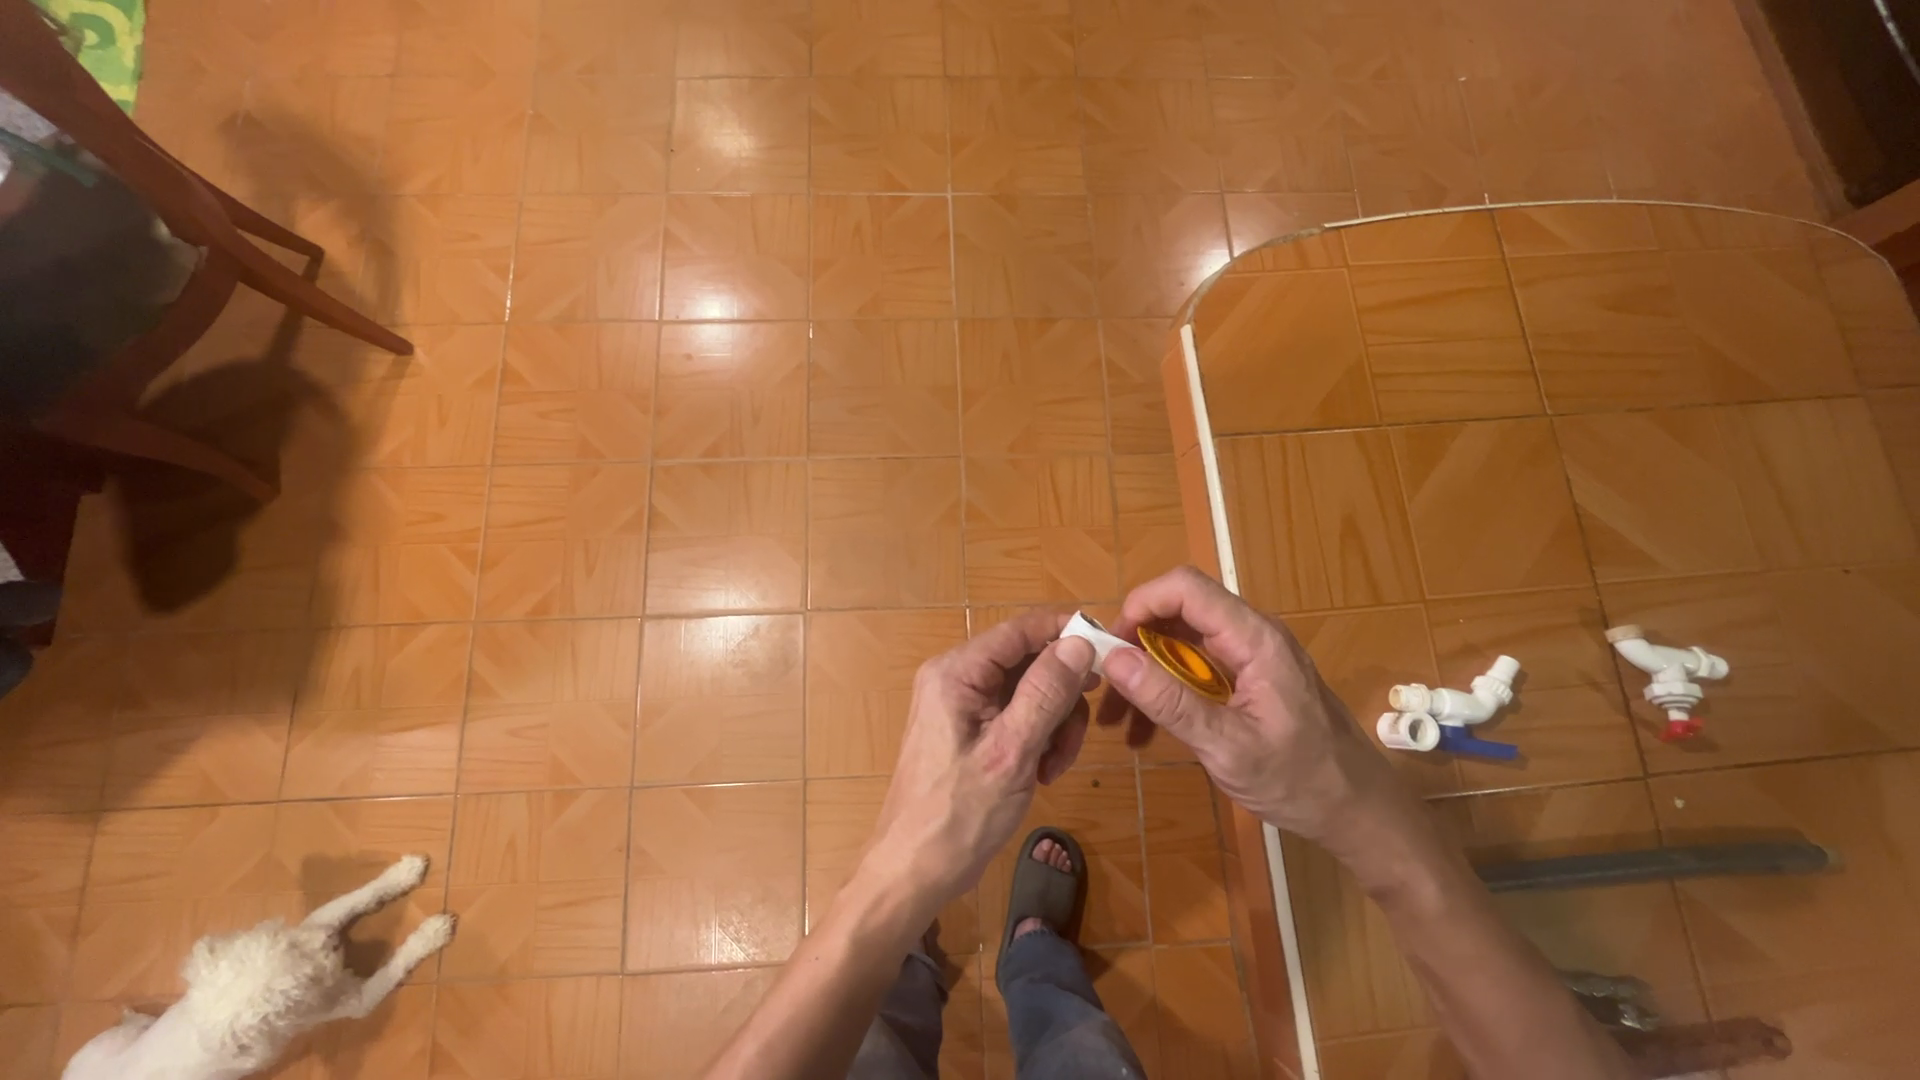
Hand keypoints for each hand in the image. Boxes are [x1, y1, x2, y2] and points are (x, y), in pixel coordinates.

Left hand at [867, 612, 1098, 915]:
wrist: (913, 871)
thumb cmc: (957, 815)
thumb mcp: (1011, 752)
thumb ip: (1046, 693)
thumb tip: (1079, 642)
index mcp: (957, 672)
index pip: (1022, 629)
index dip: (1068, 633)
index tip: (1111, 653)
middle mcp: (956, 677)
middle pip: (1029, 661)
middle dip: (1062, 696)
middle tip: (1077, 738)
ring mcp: (961, 704)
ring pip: (1030, 690)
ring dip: (1054, 723)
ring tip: (1055, 766)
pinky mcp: (969, 730)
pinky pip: (1017, 715)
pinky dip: (1038, 738)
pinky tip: (1041, 773)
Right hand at [1094, 567, 1419, 860]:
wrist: (1360, 812)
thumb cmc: (1301, 781)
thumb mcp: (1227, 747)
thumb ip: (1169, 701)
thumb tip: (1115, 659)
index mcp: (1255, 639)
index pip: (1186, 588)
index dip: (1141, 604)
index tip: (1111, 646)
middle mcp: (1252, 635)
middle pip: (1179, 612)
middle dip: (1135, 645)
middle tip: (1107, 688)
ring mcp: (1251, 656)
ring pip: (1182, 643)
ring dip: (1146, 674)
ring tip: (1119, 721)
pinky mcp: (1249, 678)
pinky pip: (1196, 669)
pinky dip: (1167, 692)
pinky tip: (1148, 732)